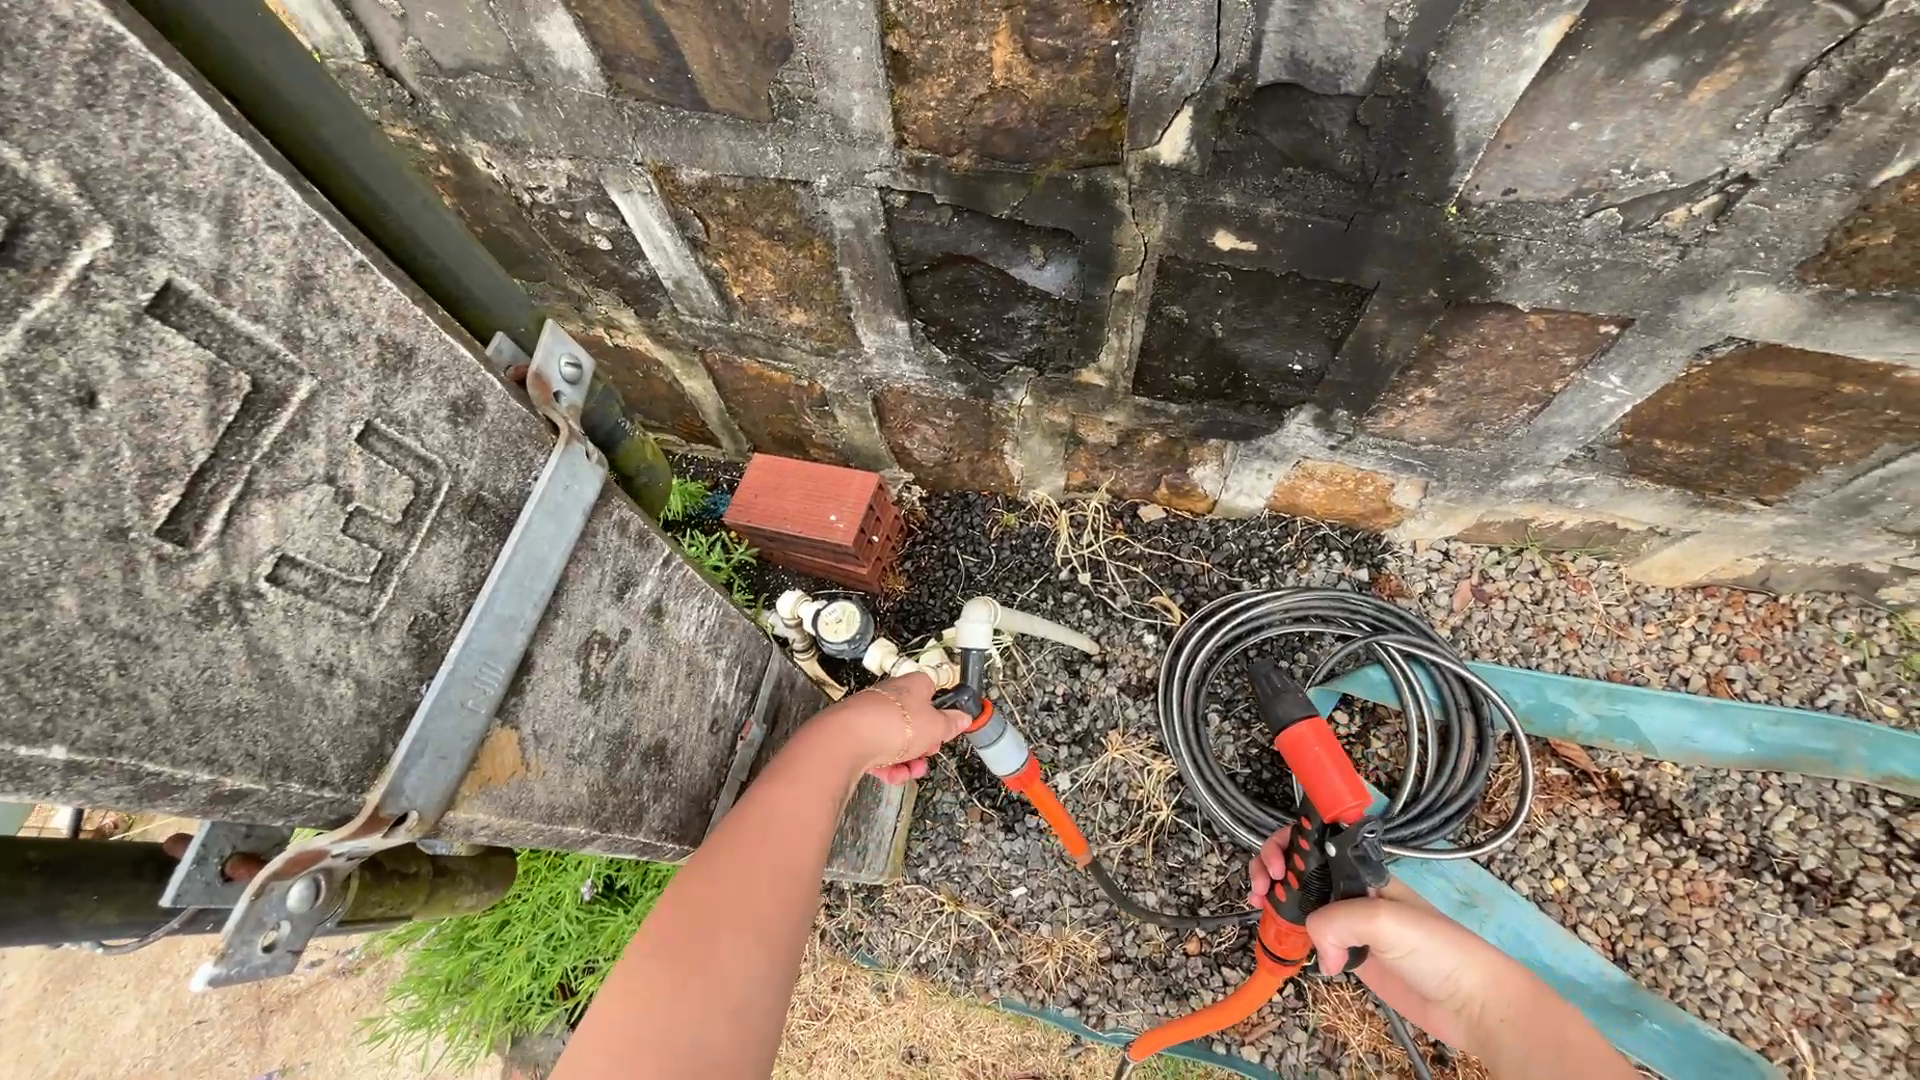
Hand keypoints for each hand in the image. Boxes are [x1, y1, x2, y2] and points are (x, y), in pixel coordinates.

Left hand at [814, 672, 972, 784]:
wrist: (850, 739)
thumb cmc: (895, 723)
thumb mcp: (936, 726)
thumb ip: (951, 724)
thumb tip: (963, 718)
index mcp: (913, 685)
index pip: (932, 690)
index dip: (941, 711)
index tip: (947, 727)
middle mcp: (891, 696)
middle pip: (915, 720)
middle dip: (925, 743)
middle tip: (928, 752)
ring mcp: (872, 716)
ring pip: (897, 740)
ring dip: (909, 760)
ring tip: (912, 771)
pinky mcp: (857, 736)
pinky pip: (879, 753)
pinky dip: (888, 766)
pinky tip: (894, 776)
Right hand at [1246, 827, 1538, 1052]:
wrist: (1473, 1003)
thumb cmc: (1437, 948)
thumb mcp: (1383, 920)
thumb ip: (1336, 921)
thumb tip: (1317, 949)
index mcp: (1358, 870)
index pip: (1312, 842)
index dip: (1286, 845)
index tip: (1275, 867)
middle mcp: (1349, 889)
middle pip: (1298, 867)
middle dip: (1271, 869)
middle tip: (1260, 889)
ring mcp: (1348, 922)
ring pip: (1298, 900)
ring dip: (1274, 900)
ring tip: (1261, 908)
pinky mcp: (1350, 955)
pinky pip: (1311, 937)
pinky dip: (1292, 936)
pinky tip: (1287, 941)